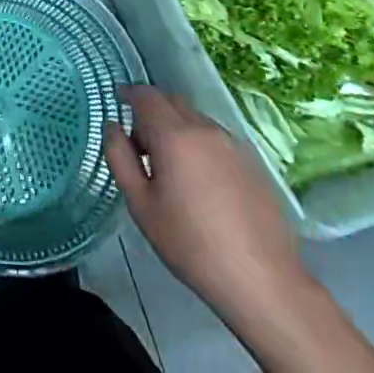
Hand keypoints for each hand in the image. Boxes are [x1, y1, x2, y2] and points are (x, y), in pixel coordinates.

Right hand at [103, 85, 304, 309]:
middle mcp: (205, 129)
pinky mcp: (253, 162)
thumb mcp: (141, 204)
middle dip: (152, 112)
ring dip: (176, 128)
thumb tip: (112, 127)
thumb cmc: (190, 243)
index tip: (118, 101)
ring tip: (170, 167)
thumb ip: (120, 158)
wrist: (262, 279)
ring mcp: (234, 144)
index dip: (129, 93)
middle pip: (172, 102)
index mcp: (174, 135)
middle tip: (139, 144)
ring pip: (196, 120)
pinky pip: (216, 139)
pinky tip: (200, 181)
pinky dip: (199, 143)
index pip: (147, 96)